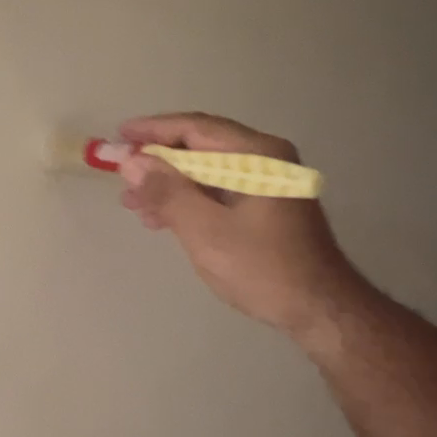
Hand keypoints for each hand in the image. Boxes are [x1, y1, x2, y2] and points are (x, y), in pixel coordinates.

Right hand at [117, 113, 353, 338]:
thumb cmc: (262, 268)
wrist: (317, 307)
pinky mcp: (265, 206)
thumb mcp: (206, 231)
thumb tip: (133, 163)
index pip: (196, 129)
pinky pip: (218, 191)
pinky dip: (189, 200)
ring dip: (169, 185)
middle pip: (201, 147)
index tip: (119, 136)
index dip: (153, 131)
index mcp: (257, 155)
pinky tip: (163, 218)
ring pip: (207, 172)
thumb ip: (168, 193)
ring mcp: (267, 182)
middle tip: (120, 176)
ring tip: (134, 203)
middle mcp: (265, 159)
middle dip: (157, 162)